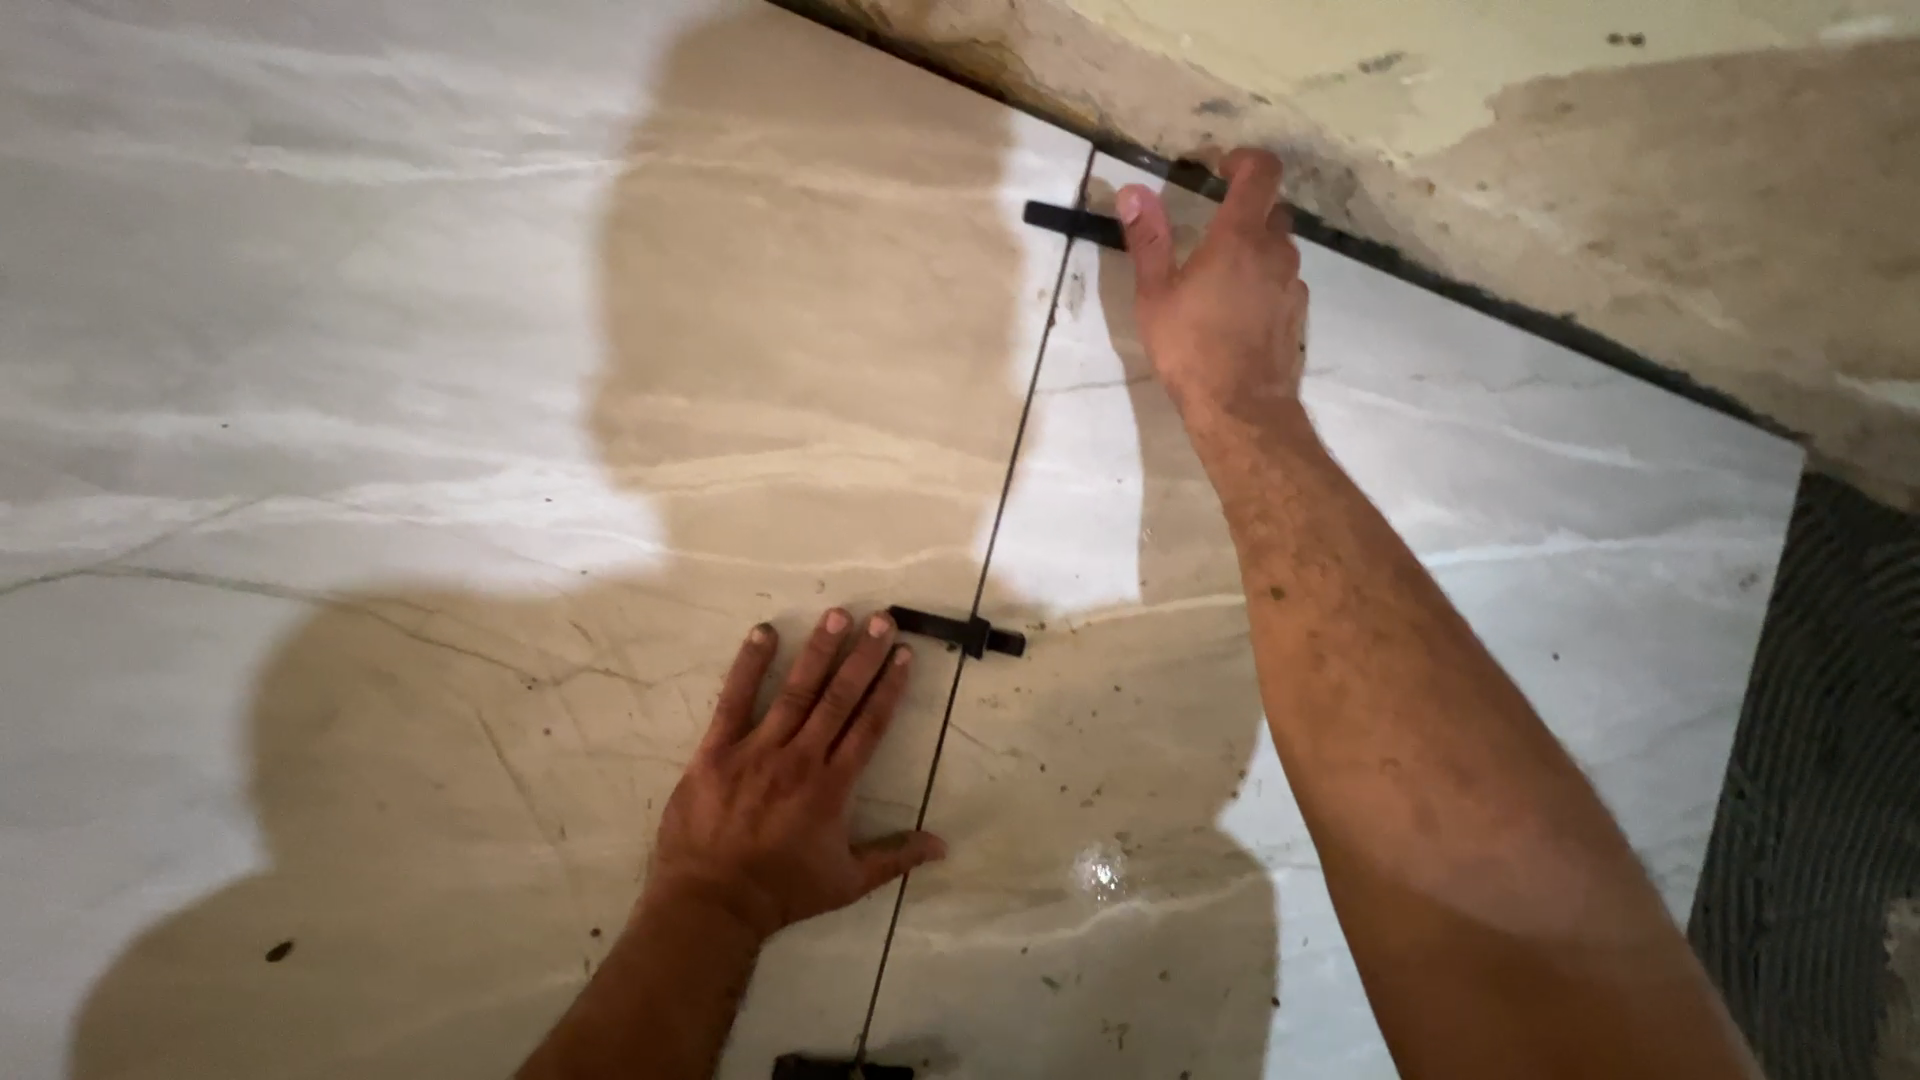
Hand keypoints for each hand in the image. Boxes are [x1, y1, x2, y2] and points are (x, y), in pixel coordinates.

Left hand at [645, 608, 945, 939]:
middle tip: (881, 618)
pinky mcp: (716, 751)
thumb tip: (944, 846)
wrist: (711, 905)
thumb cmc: (783, 892)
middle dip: (863, 656)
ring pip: (795, 691)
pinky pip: (733, 701)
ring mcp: (757, 750)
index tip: (903, 653)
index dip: (889, 687)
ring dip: (818, 651)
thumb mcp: (848, 882)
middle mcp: (800, 759)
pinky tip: (763, 633)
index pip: (869, 725)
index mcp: (833, 786)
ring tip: (837, 615)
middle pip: (839, 698)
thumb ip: (896, 857)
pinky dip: (749, 666)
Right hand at [1116, 148, 1310, 446]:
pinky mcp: (1297, 313)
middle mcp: (1275, 251)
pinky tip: (1238, 311)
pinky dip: (1264, 282)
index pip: (1261, 172)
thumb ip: (1148, 240)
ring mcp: (1292, 283)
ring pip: (1279, 249)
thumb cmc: (1190, 349)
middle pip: (1272, 210)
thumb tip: (1131, 191)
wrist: (1240, 407)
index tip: (1221, 167)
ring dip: (1255, 249)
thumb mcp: (1155, 296)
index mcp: (1239, 237)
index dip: (1244, 160)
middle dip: (1246, 209)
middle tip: (1214, 230)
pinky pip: (1283, 282)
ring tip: (1221, 278)